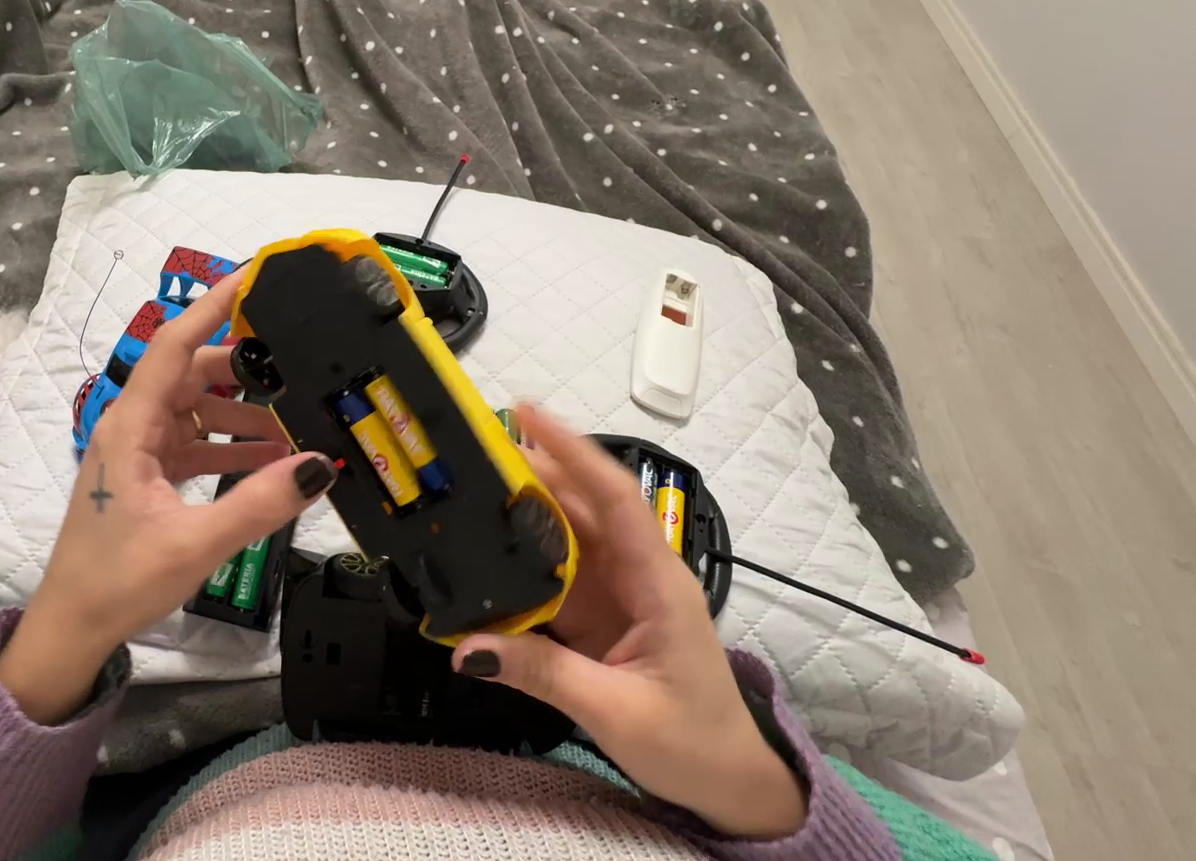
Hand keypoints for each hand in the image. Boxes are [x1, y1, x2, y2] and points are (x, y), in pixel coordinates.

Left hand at [0, 272, 338, 723]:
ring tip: (297, 429)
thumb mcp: (194, 543)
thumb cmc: (118, 581)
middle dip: (248, 375)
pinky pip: (200, 445)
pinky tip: (273, 464)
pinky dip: (234, 449)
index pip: (175, 345)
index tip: (254, 276)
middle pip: (196, 376)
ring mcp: (143, 450)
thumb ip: (259, 504)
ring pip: (202, 411)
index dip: (214, 306)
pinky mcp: (151, 474)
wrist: (72, 629)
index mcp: (131, 425)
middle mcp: (135, 425)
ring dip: (246, 419)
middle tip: (301, 372)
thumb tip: (319, 466)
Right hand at [451, 404, 806, 838]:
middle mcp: (634, 572)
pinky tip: (486, 549)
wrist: (728, 782)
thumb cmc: (692, 743)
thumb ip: (541, 673)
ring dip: (523, 509)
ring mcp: (614, 591)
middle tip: (478, 449)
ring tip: (472, 487)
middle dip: (535, 469)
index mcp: (656, 582)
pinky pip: (554, 572)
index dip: (574, 450)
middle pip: (582, 505)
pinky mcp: (596, 612)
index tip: (529, 413)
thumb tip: (467, 649)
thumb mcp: (617, 711)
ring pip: (565, 533)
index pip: (615, 498)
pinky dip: (520, 557)